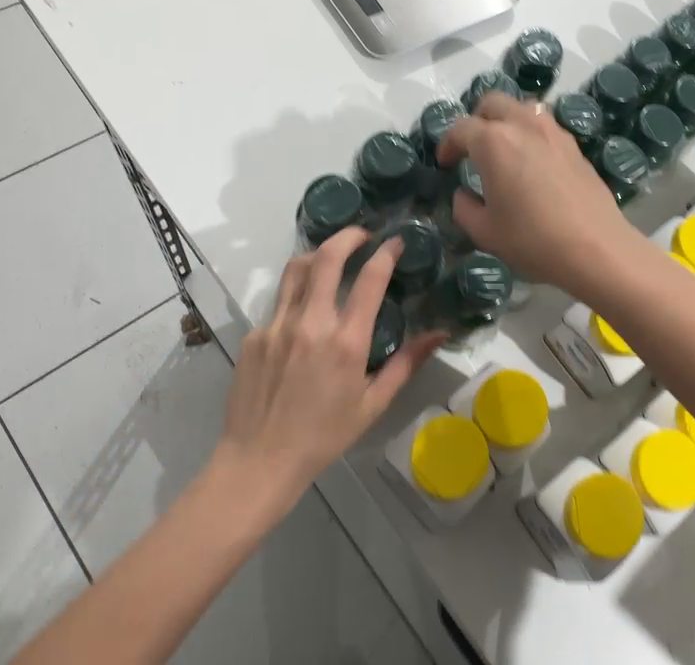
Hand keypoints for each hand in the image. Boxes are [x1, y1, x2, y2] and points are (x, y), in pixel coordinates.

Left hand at [217, 229, 443, 502]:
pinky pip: (279, 303)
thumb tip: (439, 334)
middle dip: (348, 236)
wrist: (259, 460)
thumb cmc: (324, 436)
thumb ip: (406, 363)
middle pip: (327, 257)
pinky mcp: (254, 335)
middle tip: (362, 234)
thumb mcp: (373, 404)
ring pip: (296, 269)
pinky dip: (296, 296)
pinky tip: (304, 314)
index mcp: (346, 342)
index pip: (369, 279)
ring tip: (331, 257)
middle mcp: (311, 324)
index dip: (386, 253)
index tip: (396, 241)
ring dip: (317, 254)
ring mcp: (277, 326)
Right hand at [437, 94, 647, 295]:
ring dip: (507, 120)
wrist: (595, 247)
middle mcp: (523, 125)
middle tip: (472, 147)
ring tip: (503, 149)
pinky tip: (532, 161)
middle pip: (493, 103)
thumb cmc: (532, 239)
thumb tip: (464, 194)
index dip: (447, 144)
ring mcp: (553, 132)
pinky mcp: (574, 145)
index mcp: (494, 142)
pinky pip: (545, 126)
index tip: (445, 164)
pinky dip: (531, 133)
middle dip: (476, 120)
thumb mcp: (484, 231)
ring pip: (523, 108)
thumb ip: (464, 207)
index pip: (460, 129)